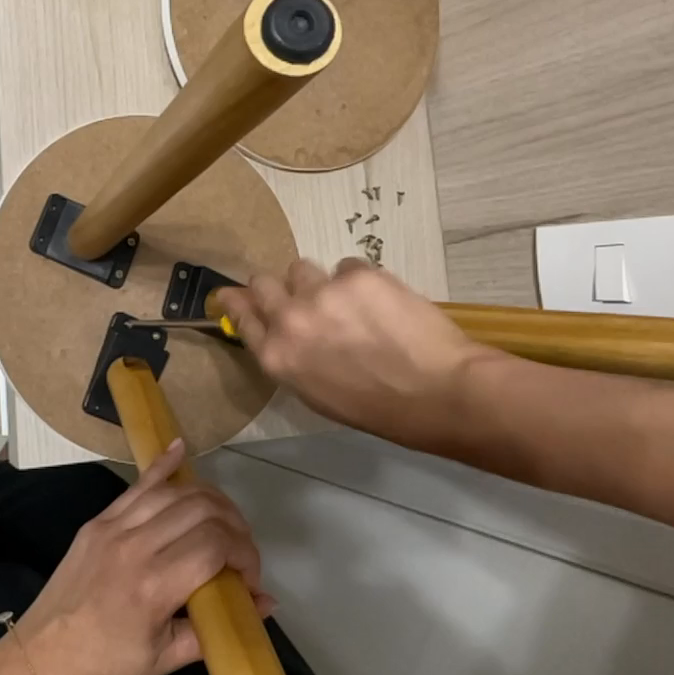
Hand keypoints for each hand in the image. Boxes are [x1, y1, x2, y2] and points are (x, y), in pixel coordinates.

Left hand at [11, 441, 271, 674]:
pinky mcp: (96, 522)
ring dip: (207, 498)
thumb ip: (215, 629)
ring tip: (227, 520)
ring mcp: (111, 528)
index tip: (251, 579)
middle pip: (199, 511)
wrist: (37, 663)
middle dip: (234, 525)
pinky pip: (135, 488)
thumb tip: (265, 603)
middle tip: (243, 552)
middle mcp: (133, 546)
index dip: (245, 554)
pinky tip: (180, 450)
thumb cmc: (102, 673)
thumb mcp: (163, 663)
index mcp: (152, 586)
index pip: (215, 546)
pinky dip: (161, 468)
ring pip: (171, 493)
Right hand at [218, 258, 492, 448]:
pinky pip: (347, 266)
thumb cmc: (375, 408)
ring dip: (318, 281)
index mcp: (275, 355)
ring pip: (303, 268)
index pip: (240, 314)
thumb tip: (279, 333)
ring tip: (348, 302)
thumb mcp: (314, 393)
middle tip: (299, 297)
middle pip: (262, 282)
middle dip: (276, 287)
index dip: (236, 301)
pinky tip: (381, 302)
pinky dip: (359, 280)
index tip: (234, 294)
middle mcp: (289, 319)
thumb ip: (288, 356)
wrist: (438, 393)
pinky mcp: (358, 275)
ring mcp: (322, 292)